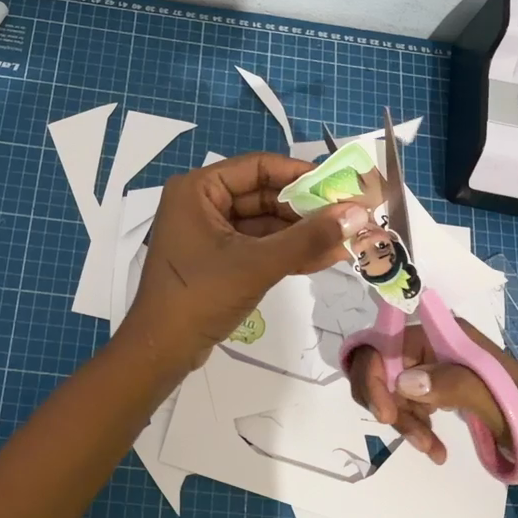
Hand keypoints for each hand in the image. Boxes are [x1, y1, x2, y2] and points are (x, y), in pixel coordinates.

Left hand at [119, 152, 364, 372]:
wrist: (161, 349)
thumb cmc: (201, 296)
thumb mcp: (258, 264)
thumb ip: (308, 238)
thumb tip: (356, 213)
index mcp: (198, 190)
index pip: (258, 168)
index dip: (301, 175)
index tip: (340, 186)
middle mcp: (201, 203)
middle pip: (264, 194)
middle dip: (306, 209)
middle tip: (350, 216)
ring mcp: (208, 233)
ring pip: (264, 223)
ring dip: (302, 234)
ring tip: (347, 239)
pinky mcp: (217, 259)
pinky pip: (257, 245)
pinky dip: (287, 251)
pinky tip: (324, 257)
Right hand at [347, 319, 517, 482]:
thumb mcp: (504, 408)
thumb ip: (457, 387)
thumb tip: (404, 379)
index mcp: (453, 336)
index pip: (390, 337)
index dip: (374, 369)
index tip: (386, 412)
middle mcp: (439, 346)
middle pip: (381, 360)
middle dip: (382, 397)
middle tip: (398, 428)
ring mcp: (437, 370)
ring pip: (389, 386)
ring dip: (400, 419)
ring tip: (430, 448)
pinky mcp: (438, 393)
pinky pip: (404, 405)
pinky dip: (410, 428)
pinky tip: (435, 449)